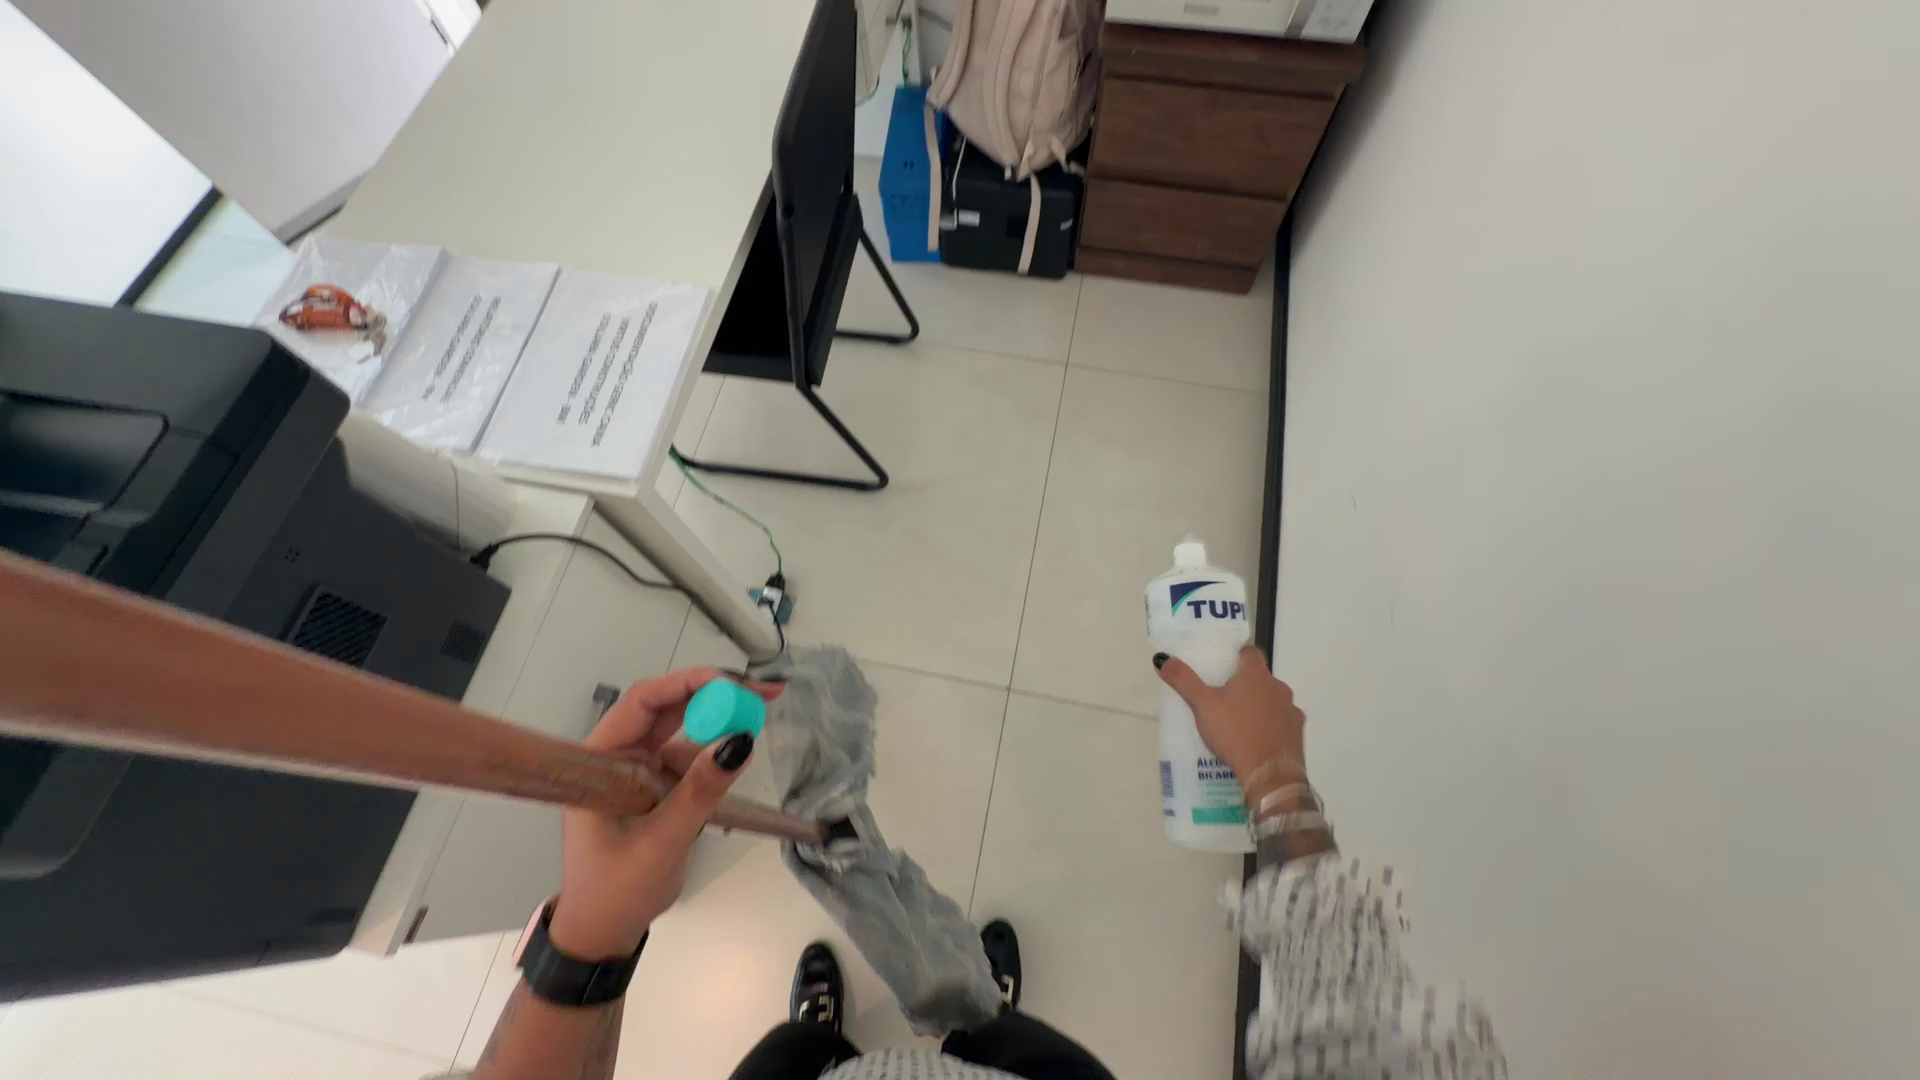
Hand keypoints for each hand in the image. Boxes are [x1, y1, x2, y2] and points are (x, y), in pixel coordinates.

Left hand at [548, 668, 781, 957]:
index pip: (642, 702)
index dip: (688, 684)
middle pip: (666, 705)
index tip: (734, 684)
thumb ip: (699, 791)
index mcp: (601, 760)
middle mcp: (617, 754)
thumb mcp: (662, 842)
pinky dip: (715, 746)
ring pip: (680, 725)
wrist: (604, 933)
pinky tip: (737, 747)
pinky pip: (687, 751)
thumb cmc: (618, 892)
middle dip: (714, 692)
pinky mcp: (654, 781)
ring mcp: (636, 766)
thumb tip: (740, 741)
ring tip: (759, 709)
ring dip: (718, 716)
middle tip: (763, 691)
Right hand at [1154, 646, 1305, 781]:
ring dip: (1260, 705)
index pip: (1251, 652)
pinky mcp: (1298, 733)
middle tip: (1225, 698)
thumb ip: (1183, 680)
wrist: (1270, 774)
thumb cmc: (1234, 732)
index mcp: (1255, 675)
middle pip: (1261, 678)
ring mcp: (1291, 710)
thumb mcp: (1202, 705)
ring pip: (1273, 700)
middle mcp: (1278, 687)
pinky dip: (1272, 725)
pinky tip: (1257, 739)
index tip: (1226, 665)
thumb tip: (1162, 658)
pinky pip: (1283, 722)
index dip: (1238, 655)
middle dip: (1246, 684)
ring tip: (1239, 722)